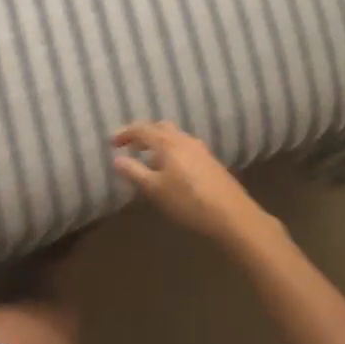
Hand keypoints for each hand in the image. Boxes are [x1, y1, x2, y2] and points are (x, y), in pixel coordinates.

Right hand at [113, 122, 269, 243]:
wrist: (232, 215)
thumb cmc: (188, 201)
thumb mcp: (155, 190)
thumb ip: (134, 172)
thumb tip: (117, 159)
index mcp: (167, 142)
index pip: (141, 129)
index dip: (125, 133)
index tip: (112, 144)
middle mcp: (184, 139)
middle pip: (160, 128)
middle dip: (144, 135)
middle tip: (132, 147)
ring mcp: (201, 150)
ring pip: (175, 138)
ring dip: (159, 144)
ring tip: (150, 161)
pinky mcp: (211, 162)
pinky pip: (185, 148)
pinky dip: (173, 152)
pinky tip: (173, 172)